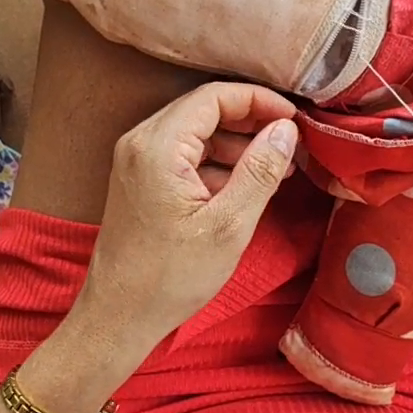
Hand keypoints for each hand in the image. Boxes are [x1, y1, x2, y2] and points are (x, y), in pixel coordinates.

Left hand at [77, 82, 298, 345]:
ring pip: (194, 132)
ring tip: (274, 168)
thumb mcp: (229, 226)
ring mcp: (134, 161)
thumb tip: (286, 130)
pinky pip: (181, 156)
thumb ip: (259, 172)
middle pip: (202, 109)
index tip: (294, 119)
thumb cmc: (171, 278)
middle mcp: (139, 143)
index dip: (259, 100)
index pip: (214, 97)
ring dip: (234, 144)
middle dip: (250, 121)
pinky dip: (214, 163)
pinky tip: (243, 186)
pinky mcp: (137, 181)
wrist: (118, 316)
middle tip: (289, 143)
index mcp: (158, 147)